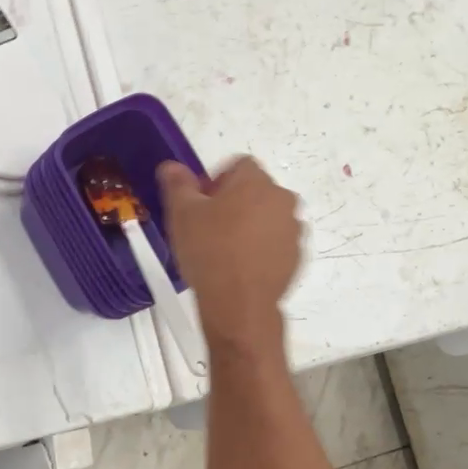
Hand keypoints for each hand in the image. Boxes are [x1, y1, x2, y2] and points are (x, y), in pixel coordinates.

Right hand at [157, 157, 302, 351]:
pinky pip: (274, 244)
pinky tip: (237, 269)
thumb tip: (171, 166)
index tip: (198, 206)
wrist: (238, 303)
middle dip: (232, 204)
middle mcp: (282, 198)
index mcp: (255, 181)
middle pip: (254, 191)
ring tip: (222, 253)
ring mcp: (293, 228)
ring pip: (266, 218)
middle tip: (206, 229)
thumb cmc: (208, 251)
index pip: (237, 165)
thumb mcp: (182, 215)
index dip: (215, 182)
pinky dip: (259, 250)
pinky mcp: (296, 256)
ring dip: (247, 227)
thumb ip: (177, 185)